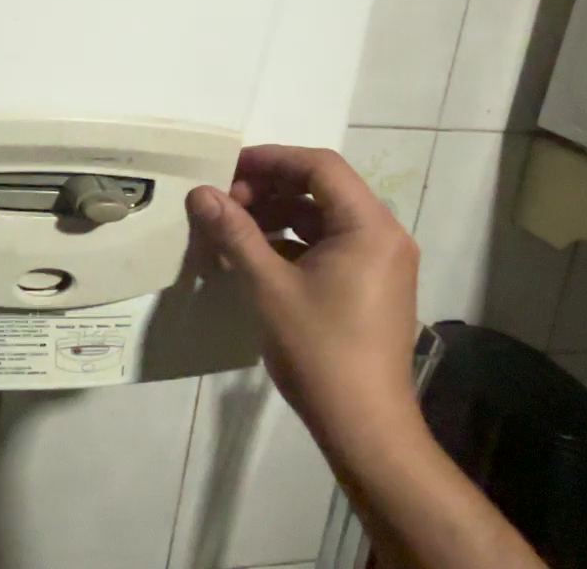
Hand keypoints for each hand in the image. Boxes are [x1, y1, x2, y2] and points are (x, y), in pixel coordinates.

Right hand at [187, 144, 420, 448]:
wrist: (365, 426)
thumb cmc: (319, 350)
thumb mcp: (268, 286)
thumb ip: (234, 232)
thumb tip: (201, 193)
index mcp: (370, 227)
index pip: (320, 167)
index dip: (271, 159)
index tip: (229, 168)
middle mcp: (385, 235)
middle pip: (324, 187)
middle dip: (271, 186)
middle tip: (225, 198)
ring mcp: (382, 262)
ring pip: (325, 216)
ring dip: (280, 212)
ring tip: (235, 223)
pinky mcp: (373, 284)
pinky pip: (331, 243)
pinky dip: (294, 238)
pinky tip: (258, 252)